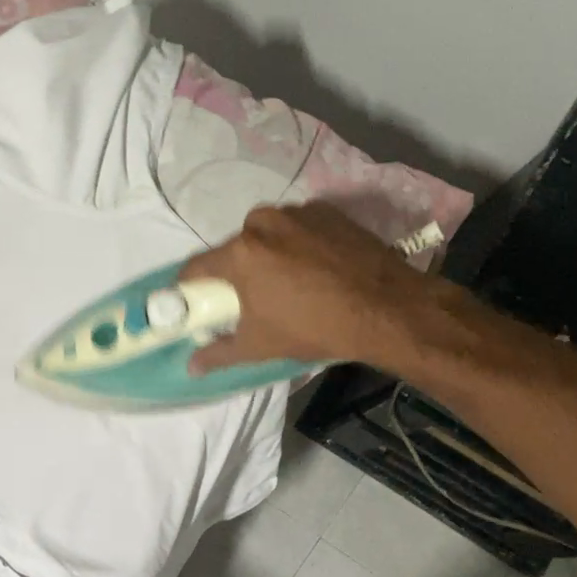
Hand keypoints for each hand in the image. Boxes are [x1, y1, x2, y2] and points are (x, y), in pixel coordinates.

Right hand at [183, 202, 438, 373]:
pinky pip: (298, 228)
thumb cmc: (315, 328)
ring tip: (288, 283)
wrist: (387, 309)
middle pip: (234, 248)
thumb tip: (191, 365)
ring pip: (268, 235)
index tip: (193, 301)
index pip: (196, 267)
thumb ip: (219, 353)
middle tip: (249, 298)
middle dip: (235, 271)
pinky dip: (298, 245)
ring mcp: (299, 213)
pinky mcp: (329, 212)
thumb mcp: (260, 346)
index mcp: (241, 253)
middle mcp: (264, 222)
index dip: (189, 287)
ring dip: (268, 255)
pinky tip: (315, 269)